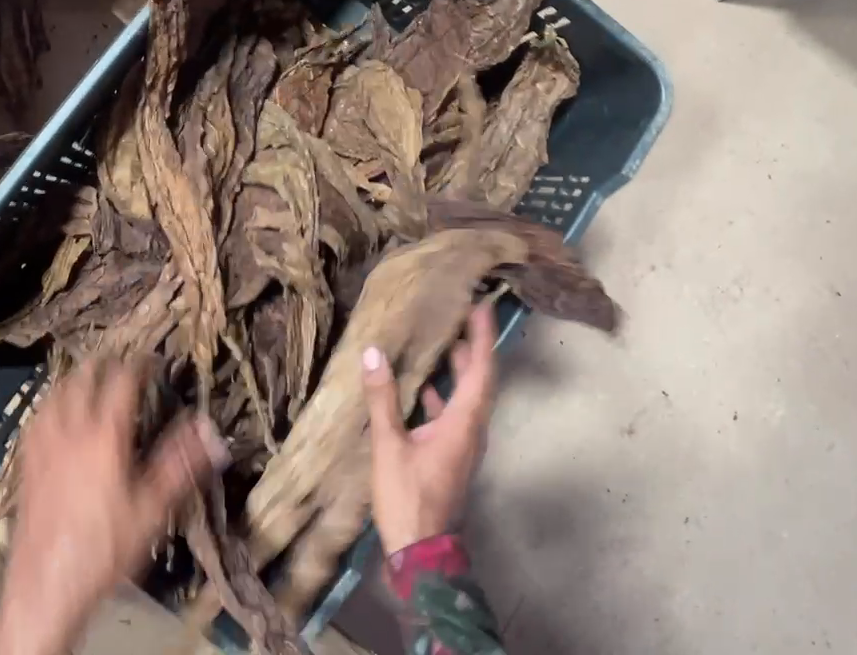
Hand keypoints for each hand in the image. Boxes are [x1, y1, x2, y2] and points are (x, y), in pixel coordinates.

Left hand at [0, 358, 226, 654]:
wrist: (46, 587)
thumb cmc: (105, 548)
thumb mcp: (152, 509)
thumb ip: (181, 464)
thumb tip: (212, 431)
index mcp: (104, 435)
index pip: (121, 381)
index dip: (138, 364)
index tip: (153, 360)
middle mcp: (70, 433)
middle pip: (82, 380)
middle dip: (102, 363)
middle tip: (119, 359)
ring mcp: (43, 448)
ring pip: (54, 396)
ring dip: (72, 379)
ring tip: (86, 375)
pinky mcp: (26, 467)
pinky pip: (34, 422)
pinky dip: (47, 406)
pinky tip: (50, 412)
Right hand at [362, 301, 499, 554]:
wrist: (421, 550)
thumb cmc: (408, 496)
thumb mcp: (389, 445)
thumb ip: (383, 398)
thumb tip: (374, 353)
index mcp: (463, 423)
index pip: (480, 371)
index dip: (481, 337)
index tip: (482, 306)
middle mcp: (471, 429)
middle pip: (478, 380)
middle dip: (472, 347)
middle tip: (462, 314)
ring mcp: (463, 443)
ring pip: (468, 397)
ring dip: (459, 369)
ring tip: (442, 341)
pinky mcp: (452, 454)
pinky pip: (455, 413)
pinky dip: (444, 394)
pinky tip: (422, 387)